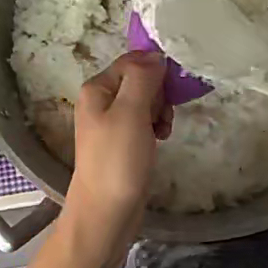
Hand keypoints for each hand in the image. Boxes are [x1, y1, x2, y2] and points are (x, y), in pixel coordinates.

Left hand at [66, 51, 172, 223]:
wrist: (106, 213)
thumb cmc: (118, 161)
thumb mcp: (131, 112)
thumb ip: (143, 78)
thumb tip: (156, 54)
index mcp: (97, 88)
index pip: (133, 60)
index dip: (155, 71)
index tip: (171, 90)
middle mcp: (101, 101)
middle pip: (140, 79)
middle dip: (159, 94)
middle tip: (162, 116)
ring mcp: (111, 122)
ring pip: (146, 101)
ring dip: (161, 112)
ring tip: (162, 131)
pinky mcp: (122, 141)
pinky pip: (144, 121)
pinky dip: (156, 127)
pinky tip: (161, 140)